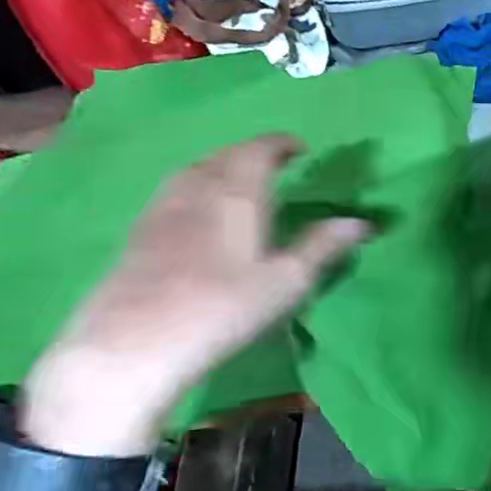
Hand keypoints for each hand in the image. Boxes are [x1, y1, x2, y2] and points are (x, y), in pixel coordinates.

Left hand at [20, 136, 369, 457]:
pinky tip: (200, 210)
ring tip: (240, 181)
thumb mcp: (287, 282)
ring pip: (194, 171)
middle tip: (276, 164)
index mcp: (236, 195)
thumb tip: (360, 221)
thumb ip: (323, 246)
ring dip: (221, 166)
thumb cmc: (223, 309)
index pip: (258, 151)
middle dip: (252, 153)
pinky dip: (196, 186)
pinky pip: (174, 192)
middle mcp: (196, 192)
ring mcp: (161, 212)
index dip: (280, 144)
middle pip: (224, 156)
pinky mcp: (137, 236)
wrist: (130, 347)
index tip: (301, 149)